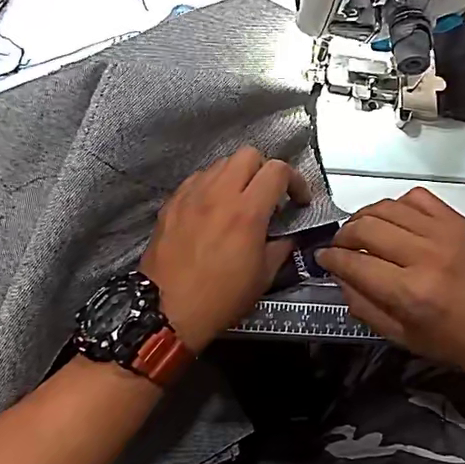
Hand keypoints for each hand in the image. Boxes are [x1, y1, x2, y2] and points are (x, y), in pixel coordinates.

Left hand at [140, 147, 311, 350]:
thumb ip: (280, 247)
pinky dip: (211, 186)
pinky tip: (213, 208)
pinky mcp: (172, 202)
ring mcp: (191, 195)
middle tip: (268, 194)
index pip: (277, 170)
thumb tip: (287, 235)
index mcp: (246, 212)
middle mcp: (218, 194)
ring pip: (220, 164)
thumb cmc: (217, 299)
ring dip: (236, 176)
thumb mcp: (262, 277)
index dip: (295, 180)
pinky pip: (197, 179)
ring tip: (240, 201)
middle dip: (264, 169)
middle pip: (248, 154)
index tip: (297, 198)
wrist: (167, 308)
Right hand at [316, 187, 464, 391]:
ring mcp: (445, 233)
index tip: (323, 259)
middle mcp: (426, 256)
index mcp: (412, 293)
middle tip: (340, 248)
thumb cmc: (461, 345)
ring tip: (361, 232)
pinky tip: (394, 221)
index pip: (353, 263)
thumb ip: (365, 307)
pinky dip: (396, 205)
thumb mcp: (405, 339)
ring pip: (385, 208)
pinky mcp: (459, 222)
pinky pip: (416, 197)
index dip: (330, 260)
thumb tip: (340, 277)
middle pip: (364, 228)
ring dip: (363, 218)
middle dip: (342, 237)